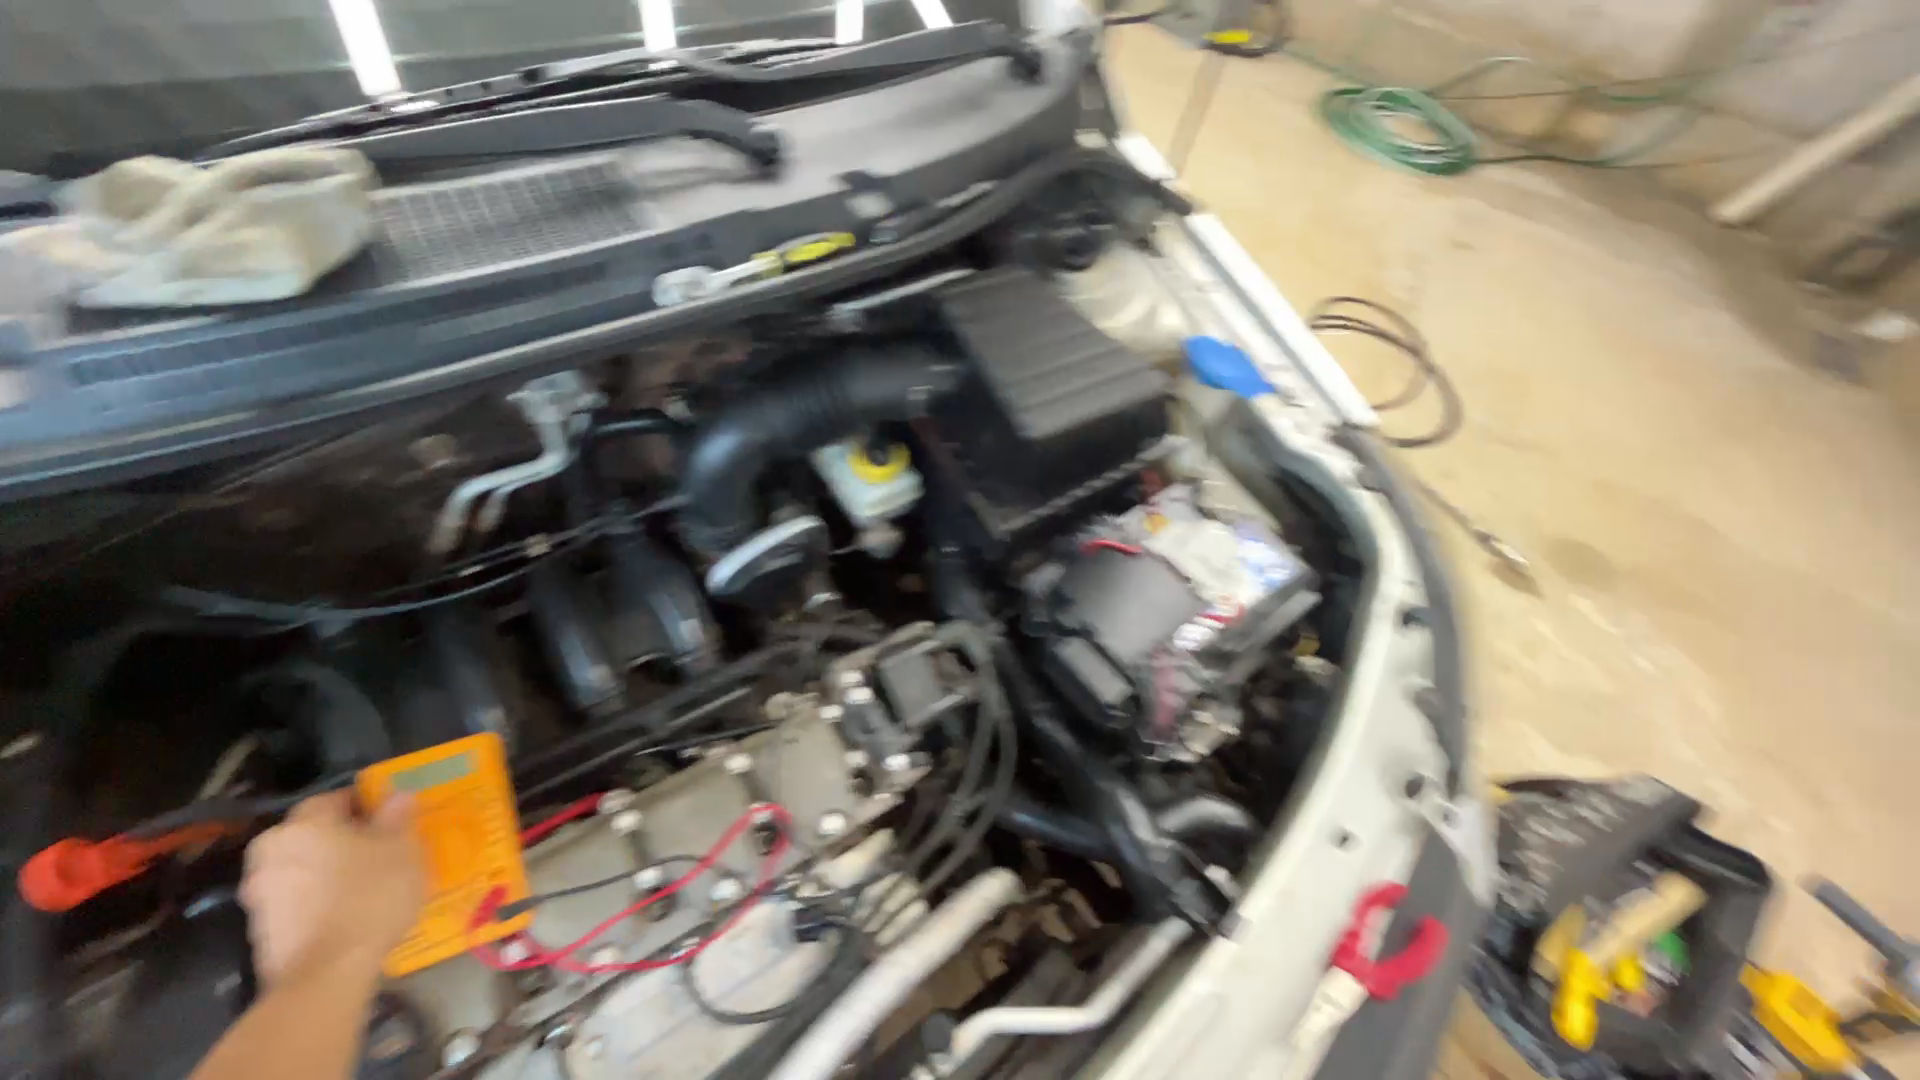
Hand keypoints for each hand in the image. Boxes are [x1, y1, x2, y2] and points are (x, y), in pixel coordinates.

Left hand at [239, 791, 426, 984]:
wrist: (325, 973)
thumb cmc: (369, 896)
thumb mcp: (402, 849)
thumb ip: (397, 818)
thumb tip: (397, 796)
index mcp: (304, 824)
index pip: (335, 798)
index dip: (367, 805)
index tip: (392, 820)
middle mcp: (272, 851)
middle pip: (313, 833)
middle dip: (343, 838)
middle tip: (379, 850)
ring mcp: (260, 892)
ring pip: (303, 867)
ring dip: (329, 870)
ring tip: (366, 884)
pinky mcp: (260, 928)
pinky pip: (297, 899)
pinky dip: (318, 899)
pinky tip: (347, 912)